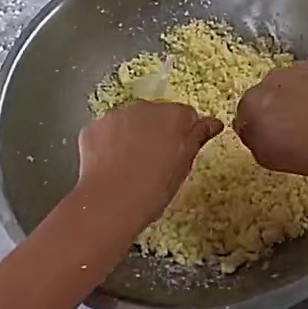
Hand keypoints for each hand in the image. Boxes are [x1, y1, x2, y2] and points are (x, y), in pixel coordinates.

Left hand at [72, 101, 222, 235]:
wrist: (111, 200)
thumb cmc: (155, 187)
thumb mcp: (184, 165)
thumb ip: (198, 137)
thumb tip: (214, 122)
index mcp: (172, 115)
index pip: (186, 116)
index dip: (183, 136)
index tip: (177, 155)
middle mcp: (144, 108)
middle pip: (155, 116)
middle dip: (155, 133)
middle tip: (153, 163)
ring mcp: (115, 116)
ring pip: (128, 122)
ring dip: (130, 137)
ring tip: (130, 168)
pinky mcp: (92, 128)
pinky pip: (105, 133)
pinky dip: (107, 145)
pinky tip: (109, 167)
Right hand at [234, 63, 307, 183]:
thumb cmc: (305, 154)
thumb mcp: (265, 158)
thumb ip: (250, 138)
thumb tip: (248, 128)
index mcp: (250, 104)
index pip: (243, 112)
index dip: (256, 124)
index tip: (269, 135)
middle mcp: (267, 81)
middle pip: (263, 94)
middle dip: (272, 107)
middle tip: (290, 127)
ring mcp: (294, 71)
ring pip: (285, 83)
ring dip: (291, 95)